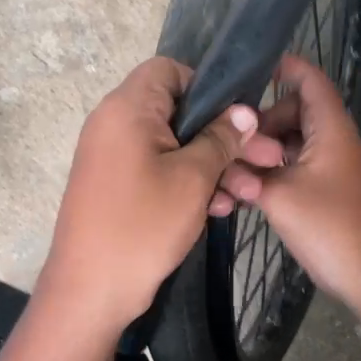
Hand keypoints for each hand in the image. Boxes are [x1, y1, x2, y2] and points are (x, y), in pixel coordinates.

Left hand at [43, 57, 284, 332]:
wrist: (92, 290)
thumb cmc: (142, 226)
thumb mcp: (192, 179)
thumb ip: (220, 139)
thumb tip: (244, 111)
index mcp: (127, 109)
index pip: (170, 70)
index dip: (209, 88)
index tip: (240, 120)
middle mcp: (116, 125)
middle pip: (180, 113)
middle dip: (225, 137)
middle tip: (268, 160)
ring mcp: (116, 158)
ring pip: (176, 147)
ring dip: (214, 167)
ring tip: (248, 195)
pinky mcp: (120, 187)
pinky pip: (161, 171)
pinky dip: (190, 184)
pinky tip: (219, 209)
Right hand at [216, 56, 360, 301]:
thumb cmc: (326, 226)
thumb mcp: (277, 195)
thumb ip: (245, 172)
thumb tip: (223, 160)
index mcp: (330, 129)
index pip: (310, 80)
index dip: (283, 68)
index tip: (246, 70)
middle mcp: (331, 141)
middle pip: (291, 113)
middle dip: (258, 125)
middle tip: (230, 144)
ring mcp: (327, 167)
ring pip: (286, 144)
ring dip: (258, 156)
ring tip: (229, 176)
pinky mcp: (320, 190)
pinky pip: (290, 169)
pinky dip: (267, 176)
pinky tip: (239, 195)